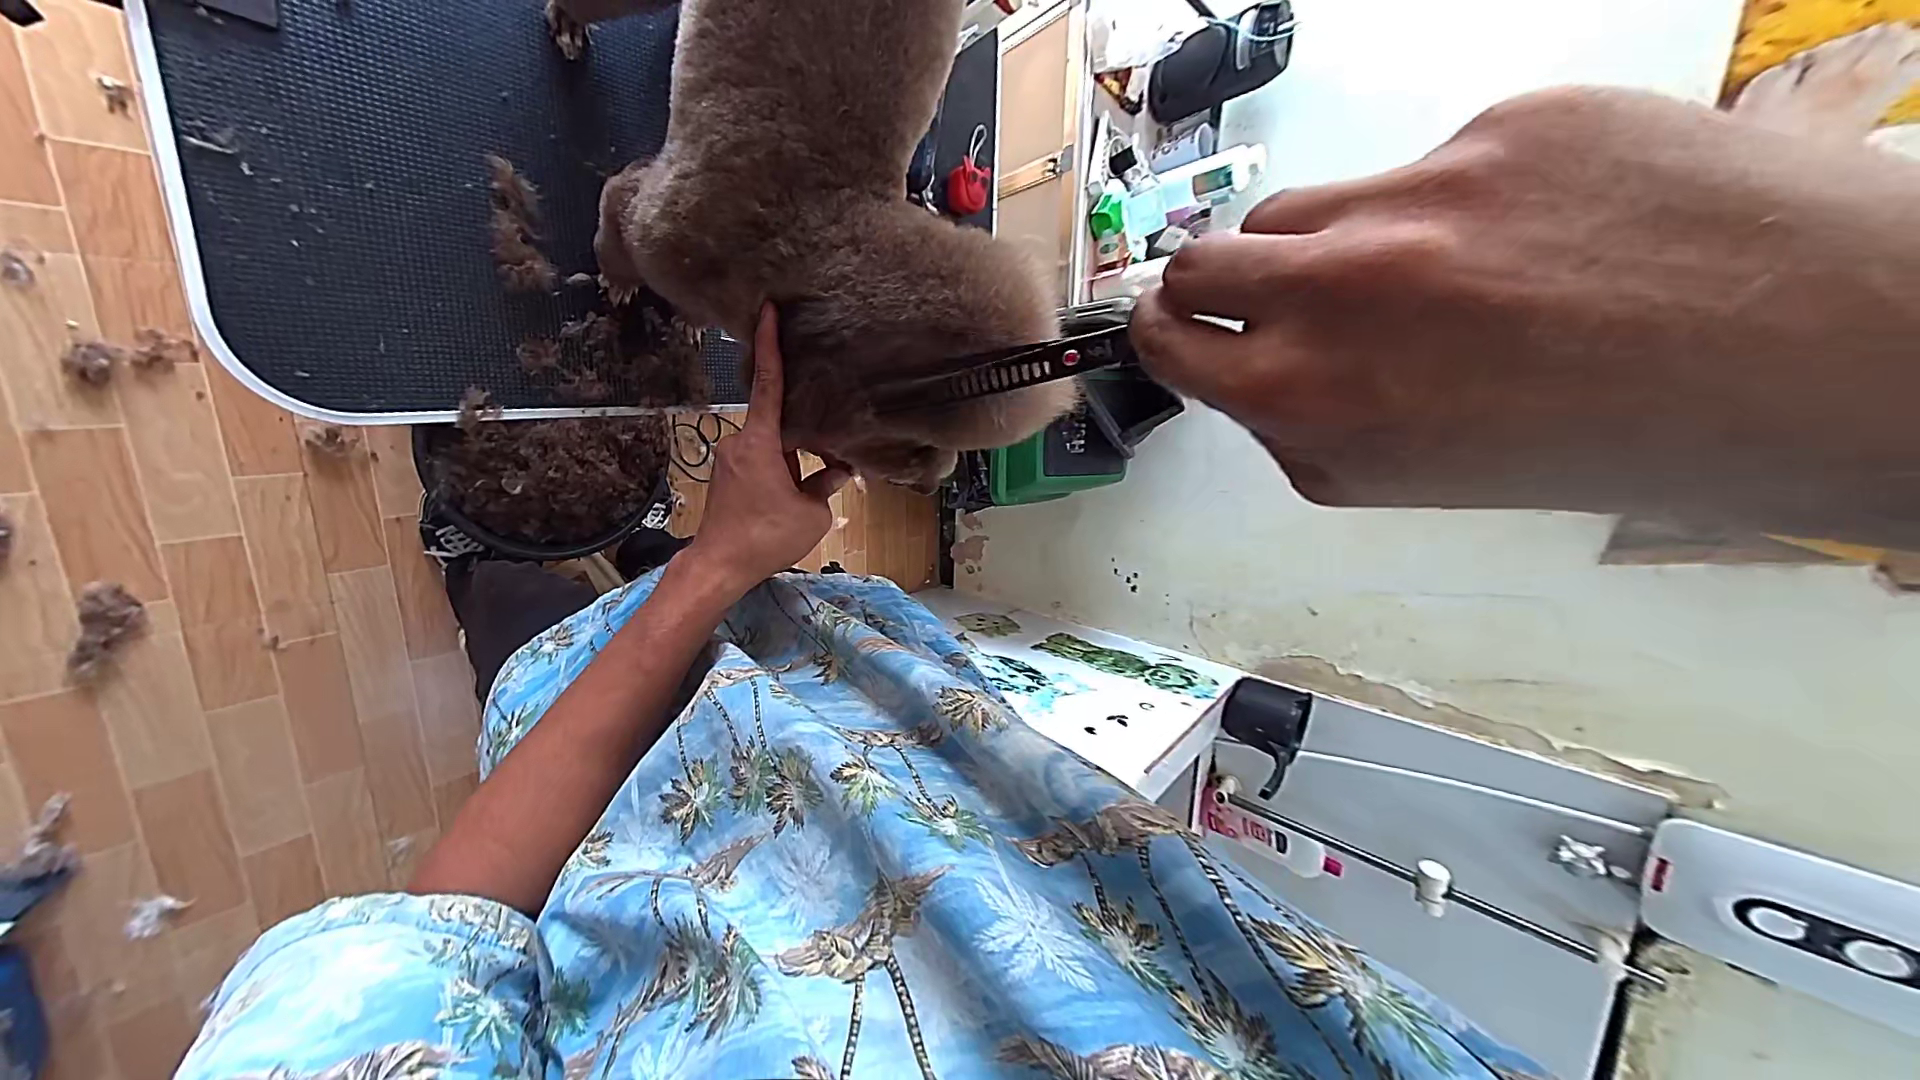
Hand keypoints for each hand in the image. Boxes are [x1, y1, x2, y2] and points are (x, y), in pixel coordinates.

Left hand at [685, 304, 850, 589]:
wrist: (721, 565)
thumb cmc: (766, 536)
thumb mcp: (811, 513)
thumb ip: (825, 484)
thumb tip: (838, 470)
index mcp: (760, 442)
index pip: (767, 384)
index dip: (769, 346)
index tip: (767, 312)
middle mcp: (740, 442)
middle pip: (775, 416)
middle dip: (802, 420)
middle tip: (828, 415)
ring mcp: (731, 458)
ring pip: (770, 441)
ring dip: (794, 451)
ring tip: (821, 466)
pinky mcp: (728, 475)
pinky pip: (761, 457)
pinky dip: (781, 463)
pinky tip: (798, 482)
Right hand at [1131, 87, 1919, 546]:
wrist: (1797, 365)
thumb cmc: (1564, 447)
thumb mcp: (1373, 478)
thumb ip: (1281, 423)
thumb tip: (1239, 370)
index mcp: (1305, 391)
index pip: (1167, 337)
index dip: (1154, 330)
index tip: (1161, 324)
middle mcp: (1341, 288)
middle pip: (1198, 258)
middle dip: (1202, 285)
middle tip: (1246, 297)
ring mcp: (1421, 194)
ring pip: (1293, 207)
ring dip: (1309, 246)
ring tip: (1389, 277)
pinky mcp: (1506, 124)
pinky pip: (1411, 168)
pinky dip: (1427, 207)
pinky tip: (1499, 240)